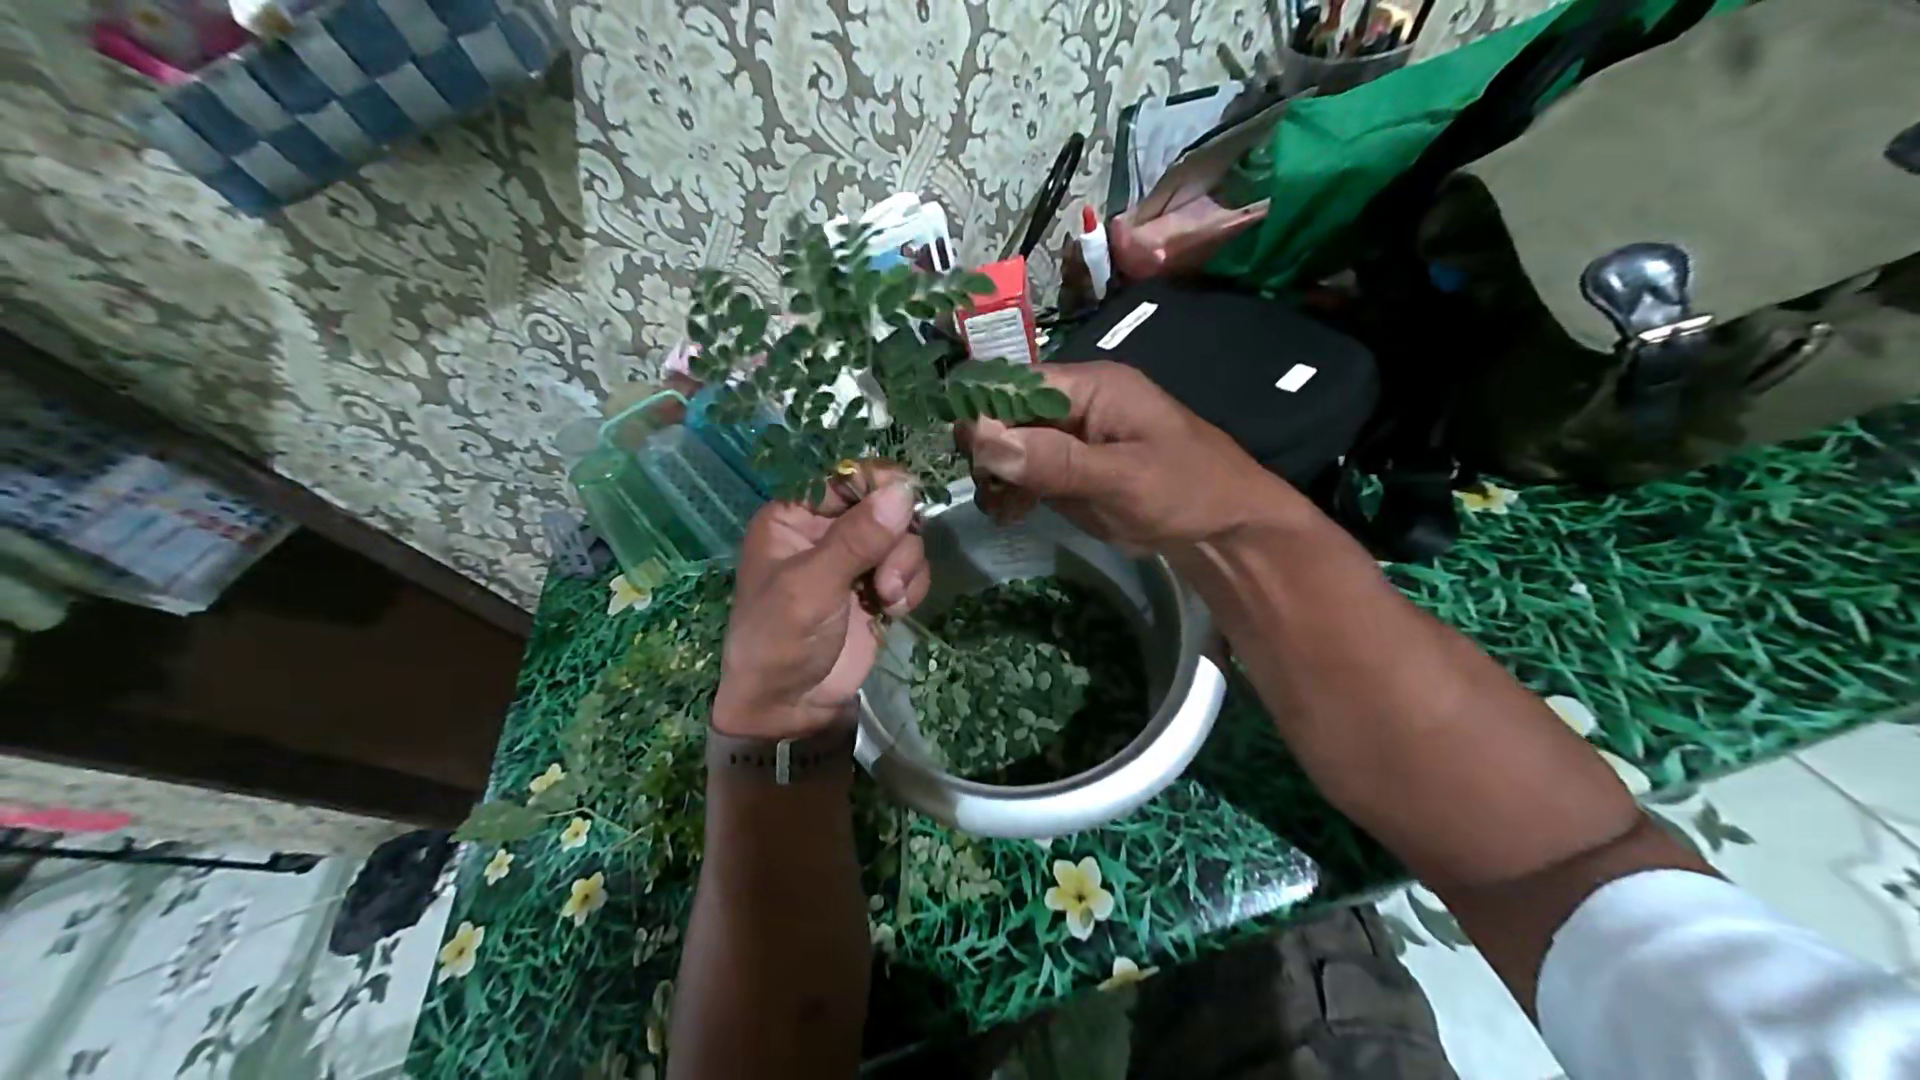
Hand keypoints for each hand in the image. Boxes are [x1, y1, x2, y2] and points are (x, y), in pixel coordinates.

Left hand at [712, 463, 930, 740]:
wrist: (788, 708)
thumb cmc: (779, 640)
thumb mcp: (811, 586)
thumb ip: (857, 539)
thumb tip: (904, 490)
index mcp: (796, 516)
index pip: (846, 477)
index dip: (880, 485)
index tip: (907, 502)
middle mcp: (827, 530)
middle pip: (885, 504)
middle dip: (896, 539)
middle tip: (888, 576)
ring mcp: (856, 559)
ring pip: (904, 536)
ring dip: (906, 566)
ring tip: (889, 599)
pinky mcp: (879, 587)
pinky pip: (912, 567)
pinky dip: (912, 585)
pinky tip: (895, 610)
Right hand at [959, 361, 1308, 550]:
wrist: (1220, 531)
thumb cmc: (1185, 490)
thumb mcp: (1122, 476)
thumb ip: (1055, 460)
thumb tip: (983, 439)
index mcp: (1090, 386)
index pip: (1019, 385)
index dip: (986, 412)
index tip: (970, 454)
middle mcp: (1073, 406)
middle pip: (1006, 415)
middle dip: (988, 450)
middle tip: (988, 489)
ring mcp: (1068, 440)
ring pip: (1008, 447)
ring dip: (995, 476)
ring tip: (1001, 508)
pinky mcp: (1066, 471)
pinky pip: (1023, 474)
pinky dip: (1010, 493)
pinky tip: (1010, 515)